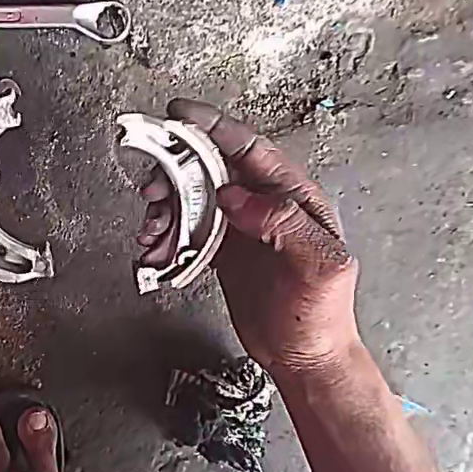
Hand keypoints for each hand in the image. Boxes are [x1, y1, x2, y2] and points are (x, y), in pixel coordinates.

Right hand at [137, 99, 361, 377]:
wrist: (304, 355)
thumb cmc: (320, 315)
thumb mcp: (319, 267)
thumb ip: (284, 223)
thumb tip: (237, 196)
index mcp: (293, 198)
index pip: (249, 149)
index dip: (212, 128)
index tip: (179, 115)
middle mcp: (264, 205)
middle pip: (210, 170)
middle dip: (175, 173)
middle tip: (152, 188)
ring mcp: (241, 227)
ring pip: (192, 200)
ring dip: (166, 212)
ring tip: (153, 234)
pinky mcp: (223, 250)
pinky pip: (186, 231)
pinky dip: (166, 239)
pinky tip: (158, 254)